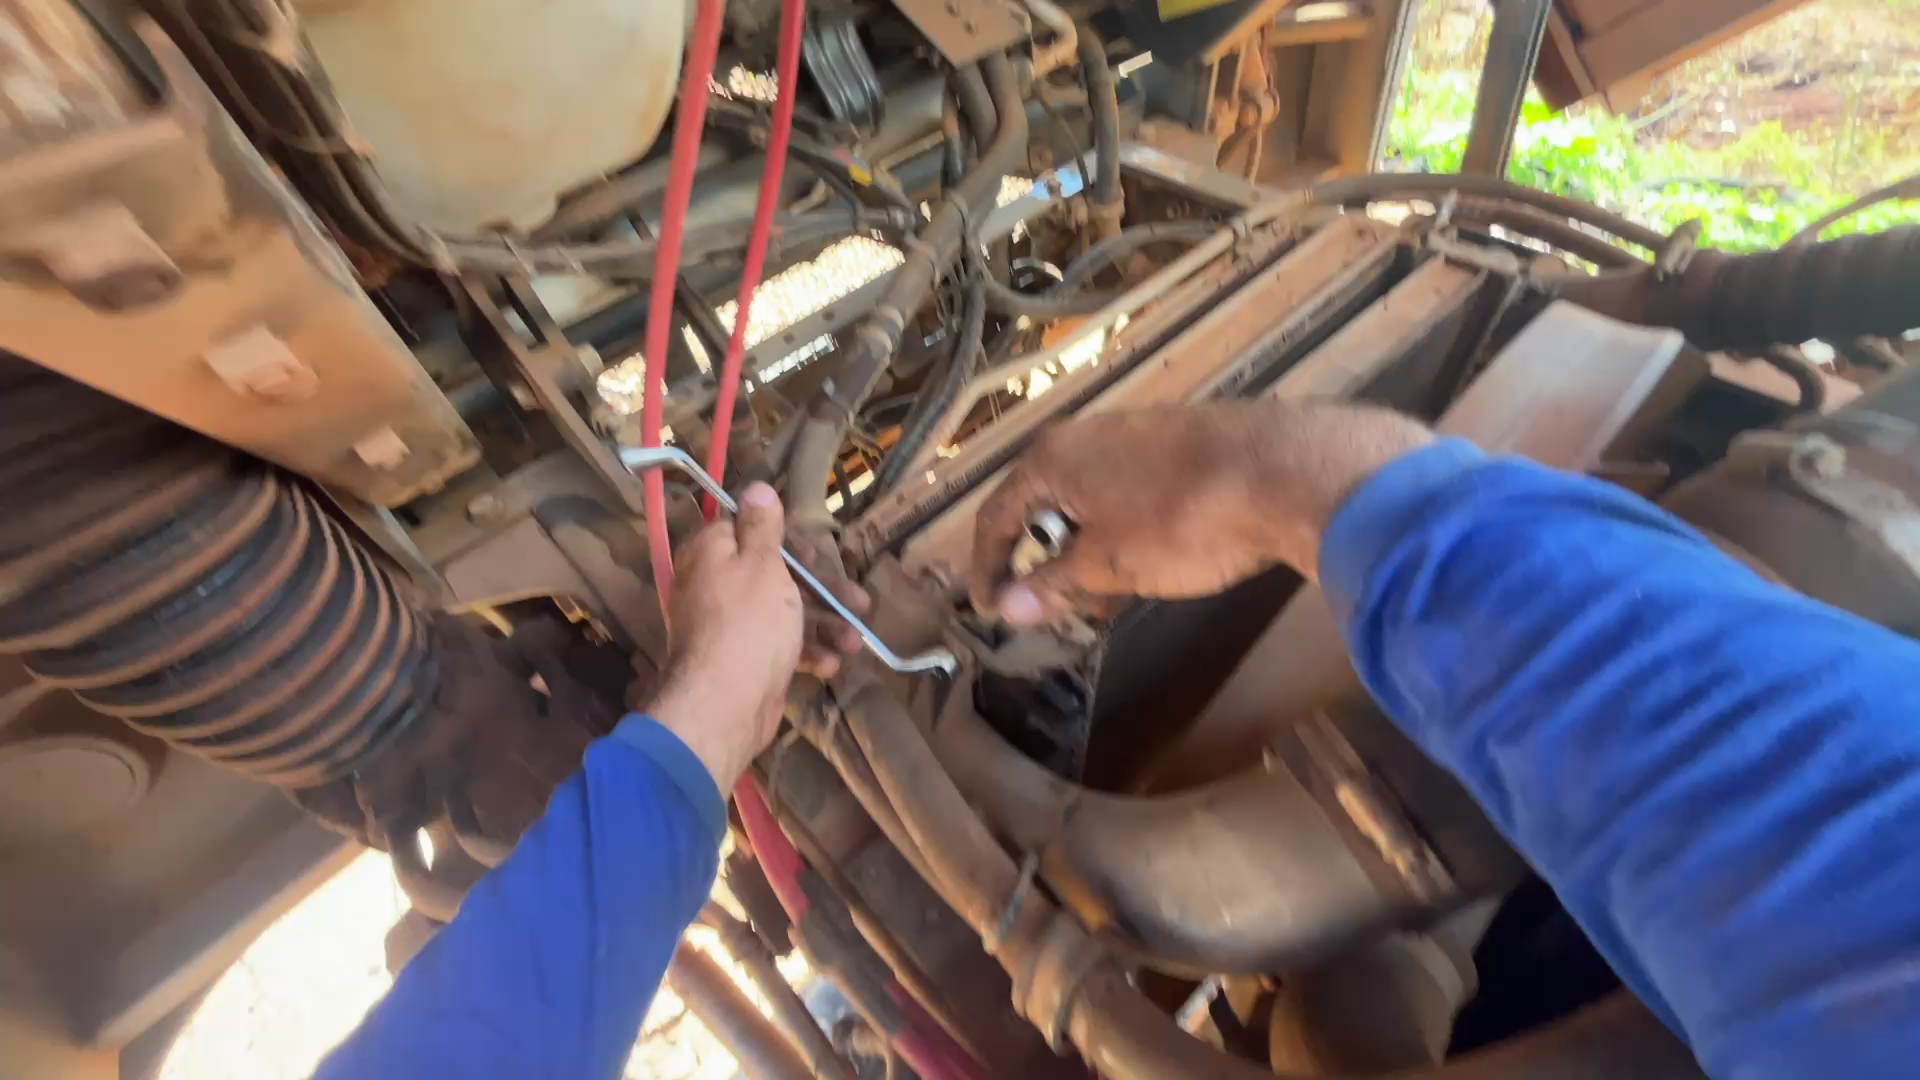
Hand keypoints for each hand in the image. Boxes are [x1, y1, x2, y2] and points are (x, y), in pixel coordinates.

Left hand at [646, 483, 864, 788]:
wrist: (725, 707)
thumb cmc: (749, 624)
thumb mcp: (762, 564)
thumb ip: (763, 527)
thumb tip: (755, 486)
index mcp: (713, 554)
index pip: (750, 531)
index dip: (789, 541)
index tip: (818, 554)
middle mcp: (716, 586)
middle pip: (776, 575)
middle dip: (822, 590)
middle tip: (857, 599)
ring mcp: (729, 626)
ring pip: (784, 613)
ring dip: (823, 625)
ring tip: (855, 640)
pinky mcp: (744, 660)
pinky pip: (779, 646)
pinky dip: (806, 652)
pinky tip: (831, 663)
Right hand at [969, 401, 1431, 625]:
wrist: (1284, 471)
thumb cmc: (1177, 522)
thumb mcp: (1107, 564)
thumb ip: (1052, 584)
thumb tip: (1006, 608)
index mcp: (1051, 460)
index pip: (995, 517)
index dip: (988, 568)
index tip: (992, 610)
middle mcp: (1083, 437)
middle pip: (1040, 508)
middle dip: (1045, 564)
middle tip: (1059, 609)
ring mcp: (1132, 435)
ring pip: (1086, 503)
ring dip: (1086, 553)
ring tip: (1112, 595)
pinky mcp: (1174, 443)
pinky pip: (1124, 493)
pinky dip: (1120, 533)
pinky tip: (1151, 561)